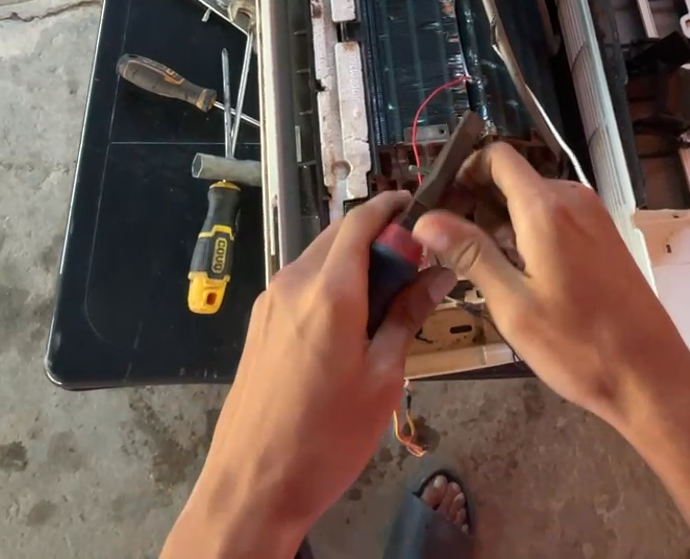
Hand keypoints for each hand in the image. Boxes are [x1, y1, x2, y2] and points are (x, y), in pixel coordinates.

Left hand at [164, 191, 456, 558]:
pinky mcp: (260, 320)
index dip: (391, 207)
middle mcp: (295, 281)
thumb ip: (408, 315)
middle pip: (339, 233)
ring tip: (387, 291)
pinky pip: (302, 280)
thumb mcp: (382, 378)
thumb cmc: (327, 437)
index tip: (417, 205)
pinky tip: (351, 314)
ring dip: (353, 257)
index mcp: (330, 290)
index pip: (361, 221)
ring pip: (319, 255)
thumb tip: (439, 274)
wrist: (250, 485)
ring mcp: (272, 300)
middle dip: (377, 234)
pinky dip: (331, 278)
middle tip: (413, 258)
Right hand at [411, 144, 689, 430]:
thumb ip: (471, 253)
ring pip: (531, 199)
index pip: (497, 157)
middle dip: (476, 202)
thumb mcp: (513, 304)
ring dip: (501, 220)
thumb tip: (424, 218)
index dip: (464, 171)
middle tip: (450, 246)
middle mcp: (571, 199)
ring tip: (479, 266)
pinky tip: (518, 273)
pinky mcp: (602, 235)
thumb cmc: (578, 346)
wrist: (652, 378)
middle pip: (512, 178)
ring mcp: (591, 216)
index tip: (440, 205)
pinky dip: (527, 231)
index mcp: (545, 207)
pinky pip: (554, 216)